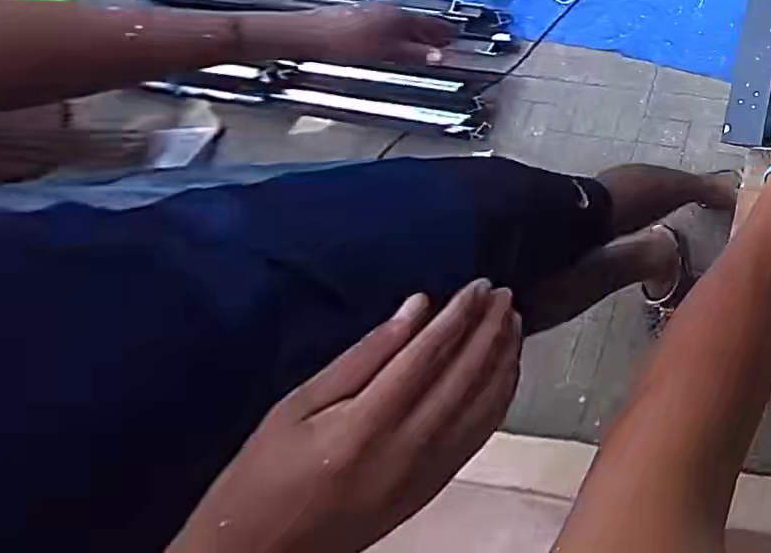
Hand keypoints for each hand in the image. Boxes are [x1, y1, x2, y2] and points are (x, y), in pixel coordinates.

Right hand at [169, 281, 522, 552]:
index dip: (460, 314)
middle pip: (467, 373)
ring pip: (486, 399)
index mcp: (364, 427)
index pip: (430, 354)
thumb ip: (365, 355)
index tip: (479, 284)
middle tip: (503, 292)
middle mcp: (406, 449)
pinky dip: (502, 390)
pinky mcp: (436, 485)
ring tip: (510, 318)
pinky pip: (484, 428)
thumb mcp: (295, 408)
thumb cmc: (259, 480)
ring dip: (505, 353)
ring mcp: (427, 471)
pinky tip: (506, 364)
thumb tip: (419, 305)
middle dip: (491, 326)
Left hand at [300, 4, 458, 65]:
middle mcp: (389, 9)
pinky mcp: (356, 14)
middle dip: (431, 32)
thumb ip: (415, 53)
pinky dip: (395, 31)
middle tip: (441, 42)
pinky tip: (389, 39)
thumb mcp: (387, 53)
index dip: (446, 32)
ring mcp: (372, 9)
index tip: (456, 38)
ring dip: (413, 32)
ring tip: (417, 43)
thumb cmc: (348, 43)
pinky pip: (386, 22)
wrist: (306, 35)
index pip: (433, 24)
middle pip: (418, 21)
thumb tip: (441, 56)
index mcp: (402, 16)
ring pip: (401, 21)